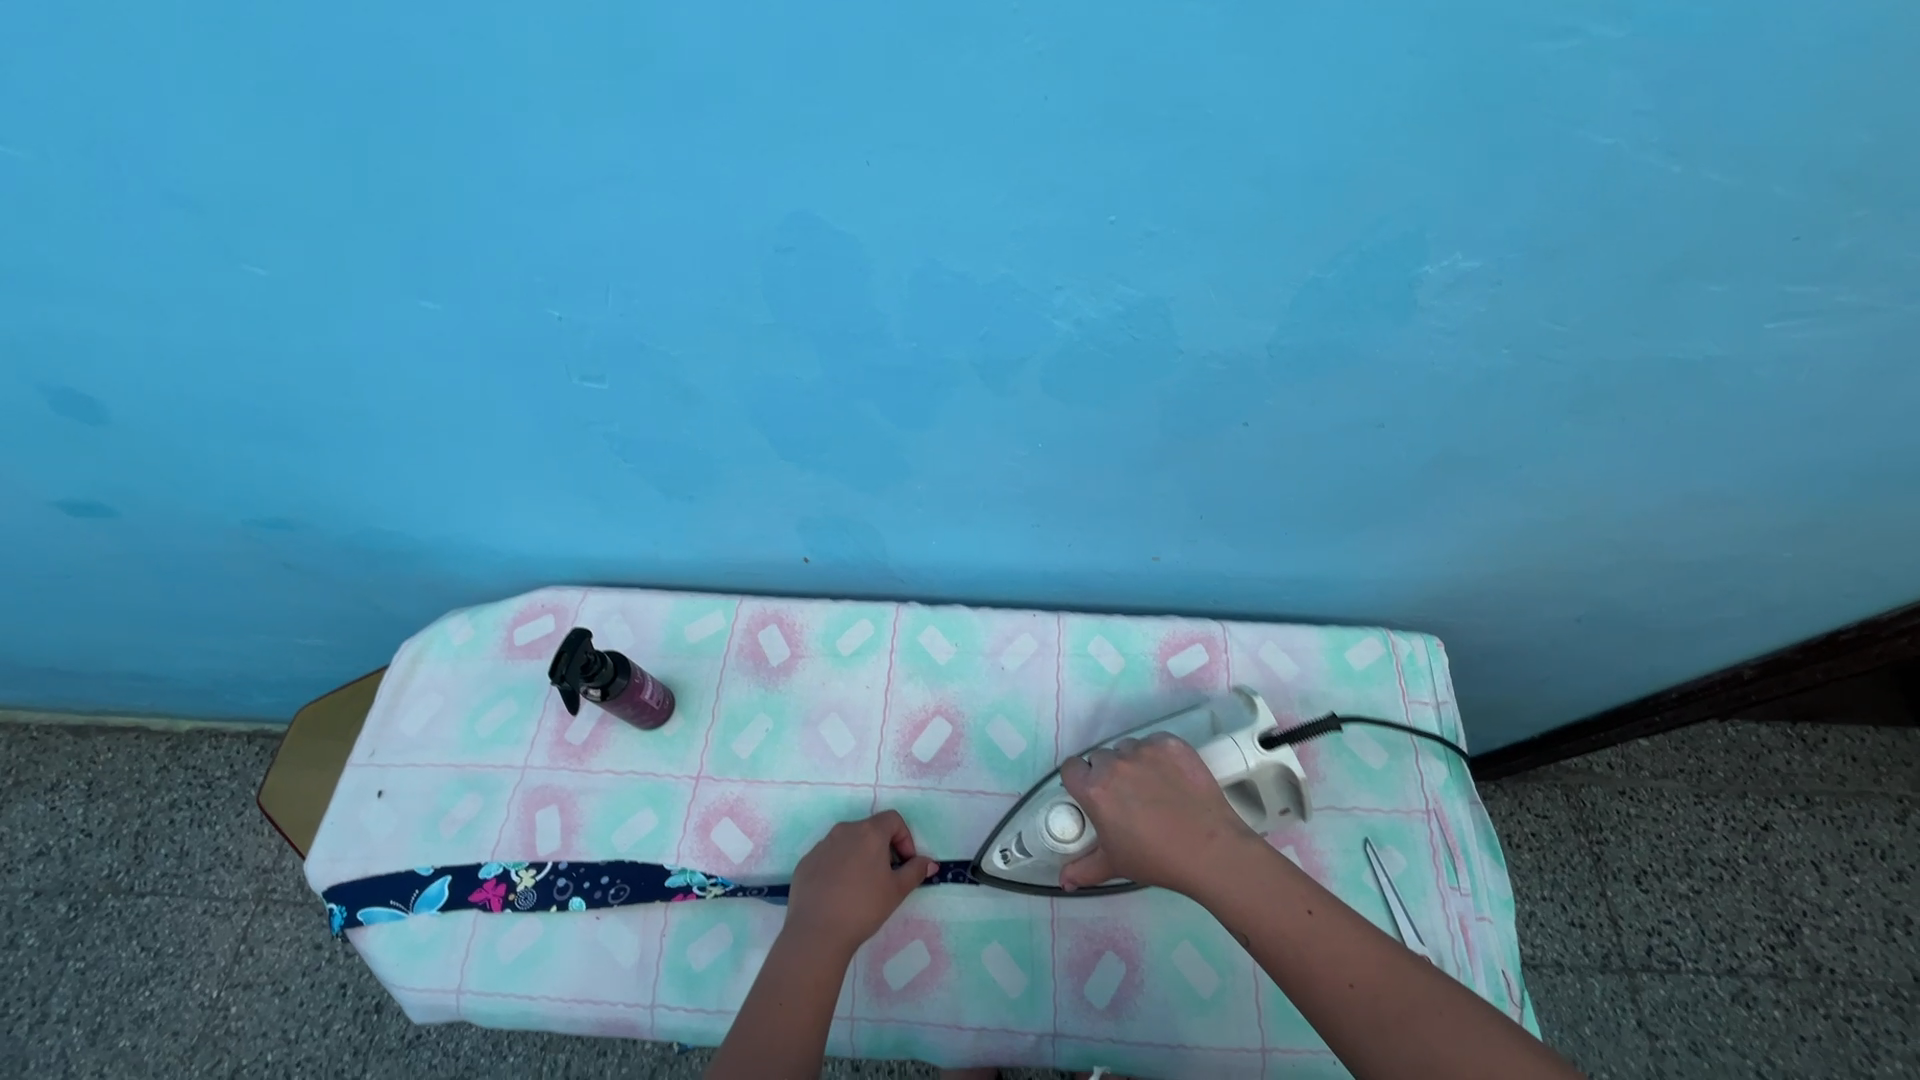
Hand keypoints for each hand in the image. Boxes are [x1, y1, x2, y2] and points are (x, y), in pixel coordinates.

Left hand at [784, 810, 936, 954]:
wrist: (816, 932)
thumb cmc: (864, 907)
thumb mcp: (897, 891)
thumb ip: (915, 871)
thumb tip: (929, 863)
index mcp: (869, 832)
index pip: (893, 819)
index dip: (905, 838)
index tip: (905, 863)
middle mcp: (844, 831)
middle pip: (870, 830)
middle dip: (883, 848)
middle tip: (886, 876)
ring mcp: (821, 845)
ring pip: (848, 843)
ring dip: (860, 856)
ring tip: (862, 886)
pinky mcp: (806, 862)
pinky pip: (828, 857)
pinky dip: (838, 867)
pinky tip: (838, 893)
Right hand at [1058, 732, 1264, 894]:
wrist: (1210, 850)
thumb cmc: (1157, 859)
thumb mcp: (1114, 864)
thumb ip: (1083, 869)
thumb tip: (1064, 881)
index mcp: (1094, 790)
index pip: (1071, 768)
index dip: (1080, 779)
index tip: (1092, 792)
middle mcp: (1115, 764)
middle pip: (1101, 758)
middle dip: (1108, 773)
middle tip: (1127, 797)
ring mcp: (1144, 750)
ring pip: (1128, 748)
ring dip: (1133, 762)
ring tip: (1152, 787)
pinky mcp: (1171, 744)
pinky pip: (1155, 742)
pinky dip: (1159, 755)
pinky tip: (1171, 775)